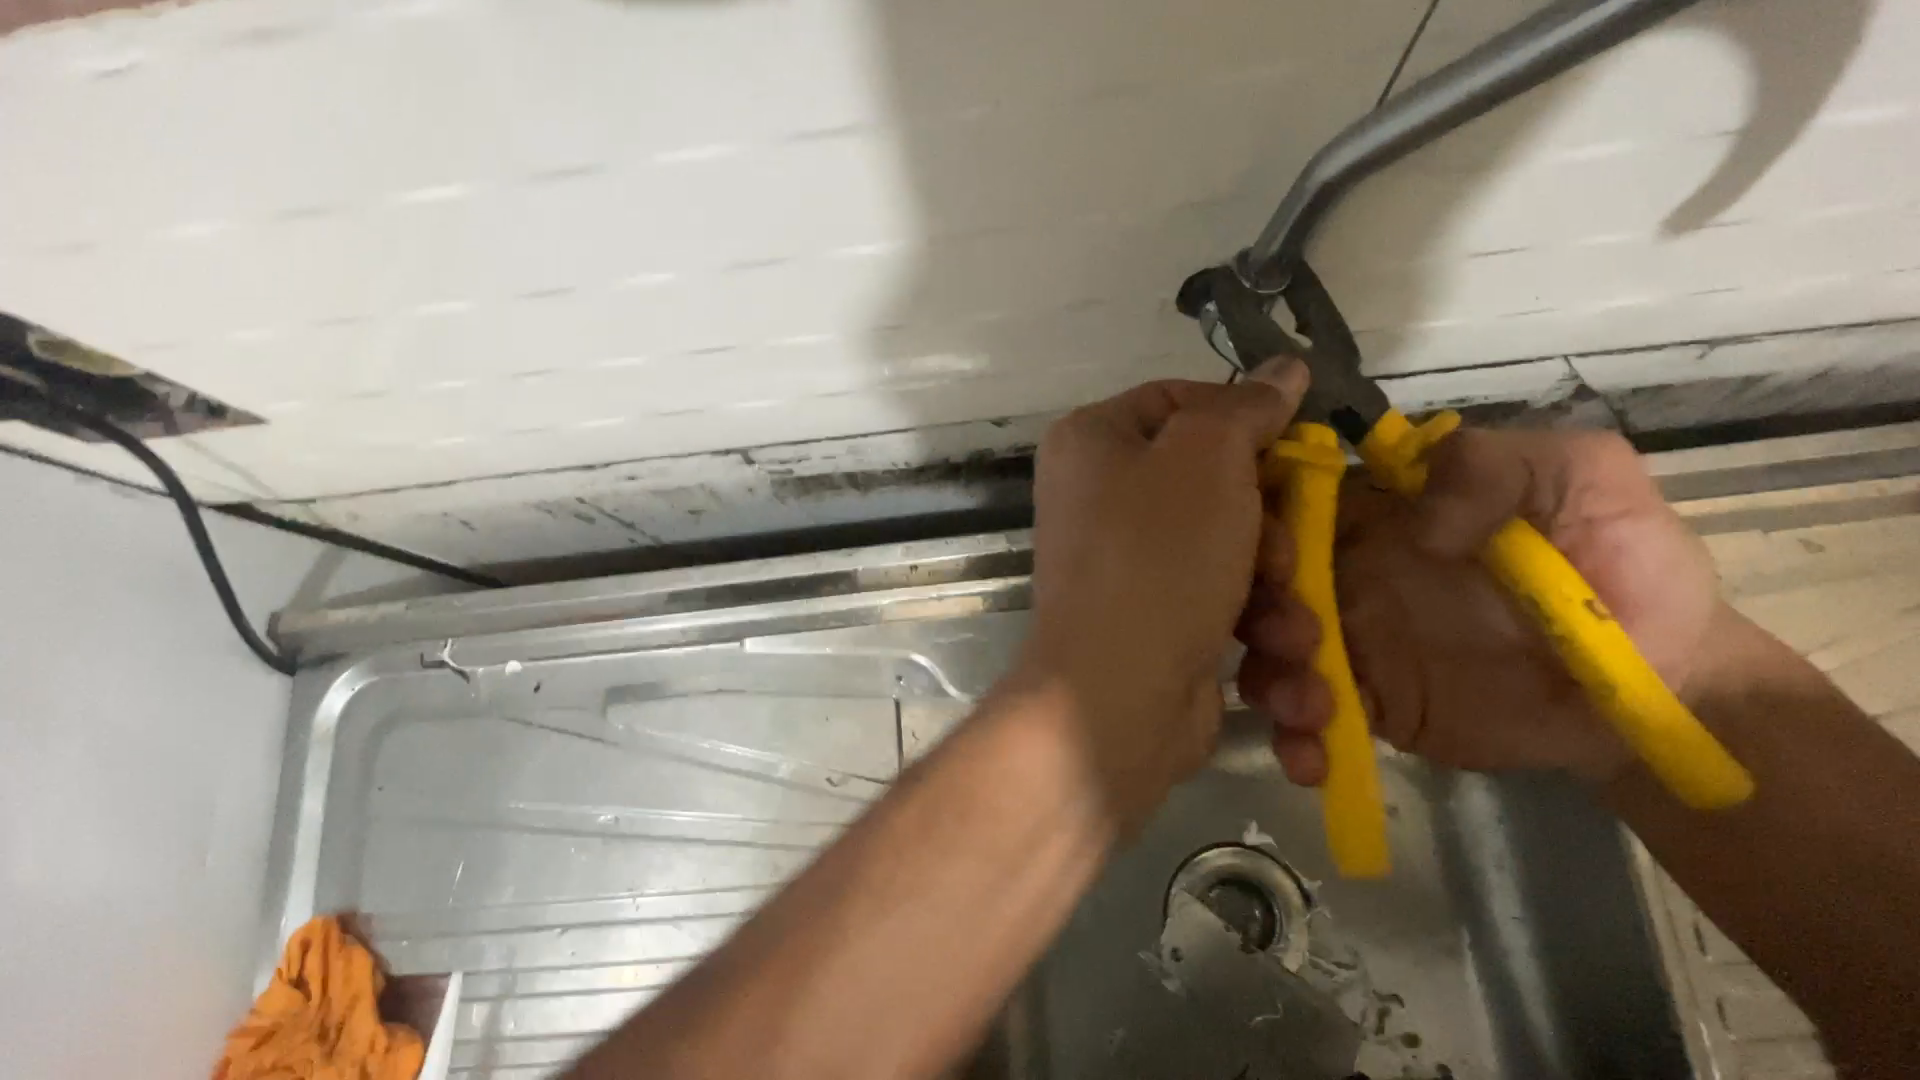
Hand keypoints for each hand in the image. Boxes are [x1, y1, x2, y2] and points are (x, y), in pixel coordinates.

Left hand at [1015, 362, 1308, 828]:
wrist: (1115, 699)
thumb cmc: (1157, 560)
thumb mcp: (1207, 460)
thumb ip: (1246, 407)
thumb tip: (1283, 368)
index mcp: (1094, 443)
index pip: (1178, 401)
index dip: (1243, 418)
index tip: (1296, 444)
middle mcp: (1101, 499)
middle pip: (1215, 484)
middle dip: (1270, 527)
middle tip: (1282, 557)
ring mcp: (1126, 567)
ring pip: (1232, 553)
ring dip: (1278, 593)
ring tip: (1287, 631)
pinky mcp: (1155, 625)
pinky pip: (1223, 608)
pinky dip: (1258, 634)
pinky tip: (1282, 664)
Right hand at [1238, 428, 1722, 785]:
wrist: (1666, 685)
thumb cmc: (1625, 565)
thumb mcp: (1582, 476)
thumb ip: (1495, 465)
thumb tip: (1417, 522)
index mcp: (1379, 511)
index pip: (1287, 501)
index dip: (1261, 522)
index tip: (1278, 556)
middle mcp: (1348, 574)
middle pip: (1260, 584)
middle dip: (1256, 609)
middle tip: (1299, 638)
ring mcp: (1355, 646)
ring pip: (1269, 655)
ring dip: (1267, 679)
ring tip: (1312, 707)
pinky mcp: (1372, 708)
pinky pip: (1310, 724)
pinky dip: (1295, 742)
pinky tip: (1314, 759)